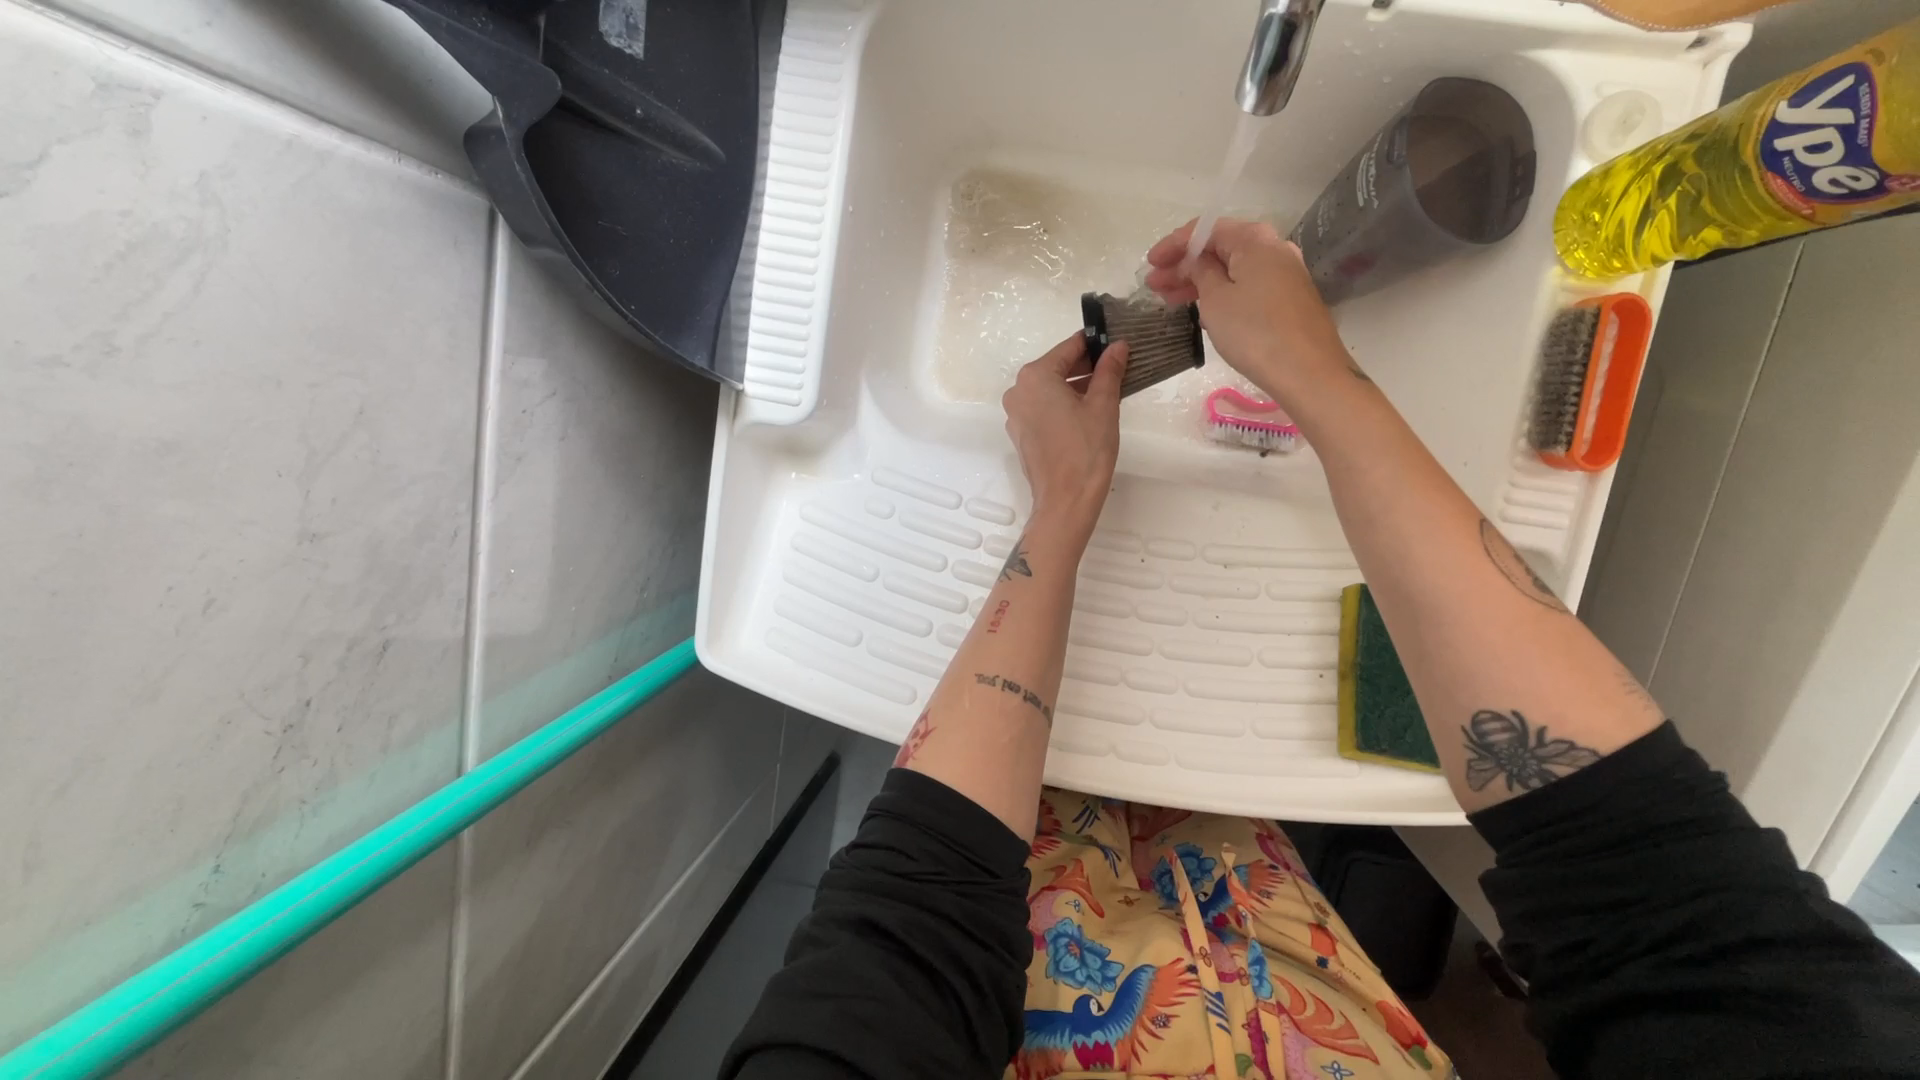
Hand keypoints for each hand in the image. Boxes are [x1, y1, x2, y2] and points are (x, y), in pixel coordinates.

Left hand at [1002, 333, 1127, 541]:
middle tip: (1118, 368)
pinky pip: (1044, 409)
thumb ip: (1109, 371)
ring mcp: (1016, 415)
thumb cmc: (1086, 449)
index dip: (1095, 344)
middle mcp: (1018, 392)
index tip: (1117, 343)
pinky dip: (1064, 406)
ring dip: (1077, 387)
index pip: (1069, 348)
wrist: (1066, 500)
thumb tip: (1118, 347)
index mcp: (1035, 377)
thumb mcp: (1103, 405)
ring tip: (1109, 391)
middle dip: (1087, 367)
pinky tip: (1089, 413)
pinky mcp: (1021, 435)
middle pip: (1057, 368)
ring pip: (1050, 390)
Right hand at [1143, 218, 1355, 406]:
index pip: (1206, 230)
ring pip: (1232, 269)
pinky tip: (1202, 310)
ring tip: (1169, 301)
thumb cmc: (1254, 331)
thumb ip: (1200, 272)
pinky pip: (1246, 286)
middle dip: (1184, 266)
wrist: (1307, 371)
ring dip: (1199, 282)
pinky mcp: (1287, 298)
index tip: (1150, 264)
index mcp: (1254, 239)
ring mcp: (1284, 273)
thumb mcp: (1216, 300)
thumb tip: (1195, 260)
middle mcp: (1273, 248)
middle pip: (1220, 248)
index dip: (1174, 245)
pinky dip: (1221, 293)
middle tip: (1154, 286)